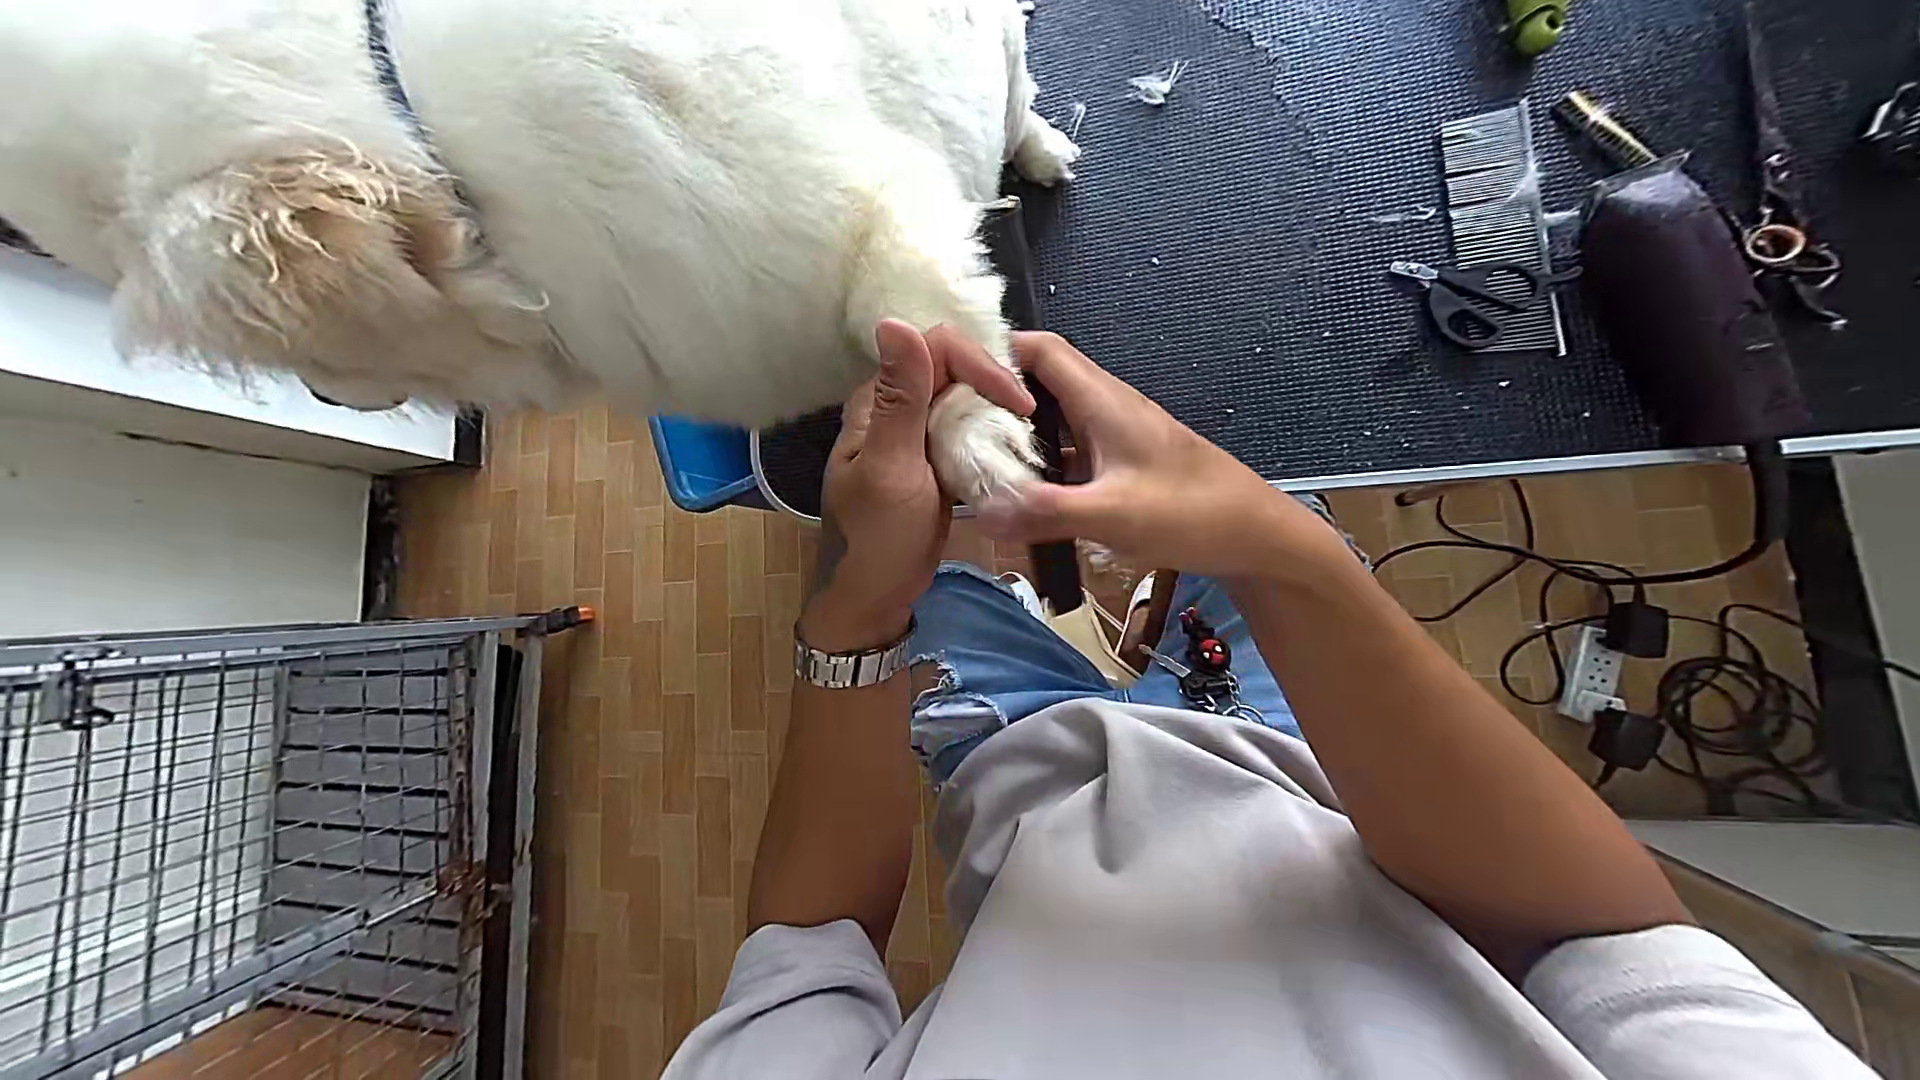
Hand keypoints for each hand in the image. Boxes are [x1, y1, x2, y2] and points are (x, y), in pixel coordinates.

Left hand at [799, 320, 1035, 651]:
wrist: (872, 595)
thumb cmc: (876, 539)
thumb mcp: (889, 469)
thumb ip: (900, 400)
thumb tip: (895, 322)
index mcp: (877, 402)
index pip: (935, 350)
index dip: (981, 366)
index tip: (1018, 404)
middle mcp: (894, 409)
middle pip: (952, 369)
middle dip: (993, 386)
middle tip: (1027, 419)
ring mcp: (914, 436)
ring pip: (961, 401)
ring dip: (994, 412)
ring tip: (1023, 434)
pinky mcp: (930, 461)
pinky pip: (963, 432)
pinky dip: (986, 437)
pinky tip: (1006, 452)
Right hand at [975, 332, 1350, 580]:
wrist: (1253, 534)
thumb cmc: (1192, 511)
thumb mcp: (1113, 513)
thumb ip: (1046, 511)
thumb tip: (982, 513)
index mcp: (1102, 400)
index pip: (1040, 349)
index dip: (995, 353)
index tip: (955, 382)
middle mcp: (1104, 408)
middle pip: (1038, 381)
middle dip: (994, 398)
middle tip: (955, 430)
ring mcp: (1111, 436)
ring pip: (1051, 418)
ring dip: (1015, 434)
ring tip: (976, 461)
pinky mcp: (1117, 463)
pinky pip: (1066, 451)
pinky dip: (1039, 464)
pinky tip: (1021, 492)